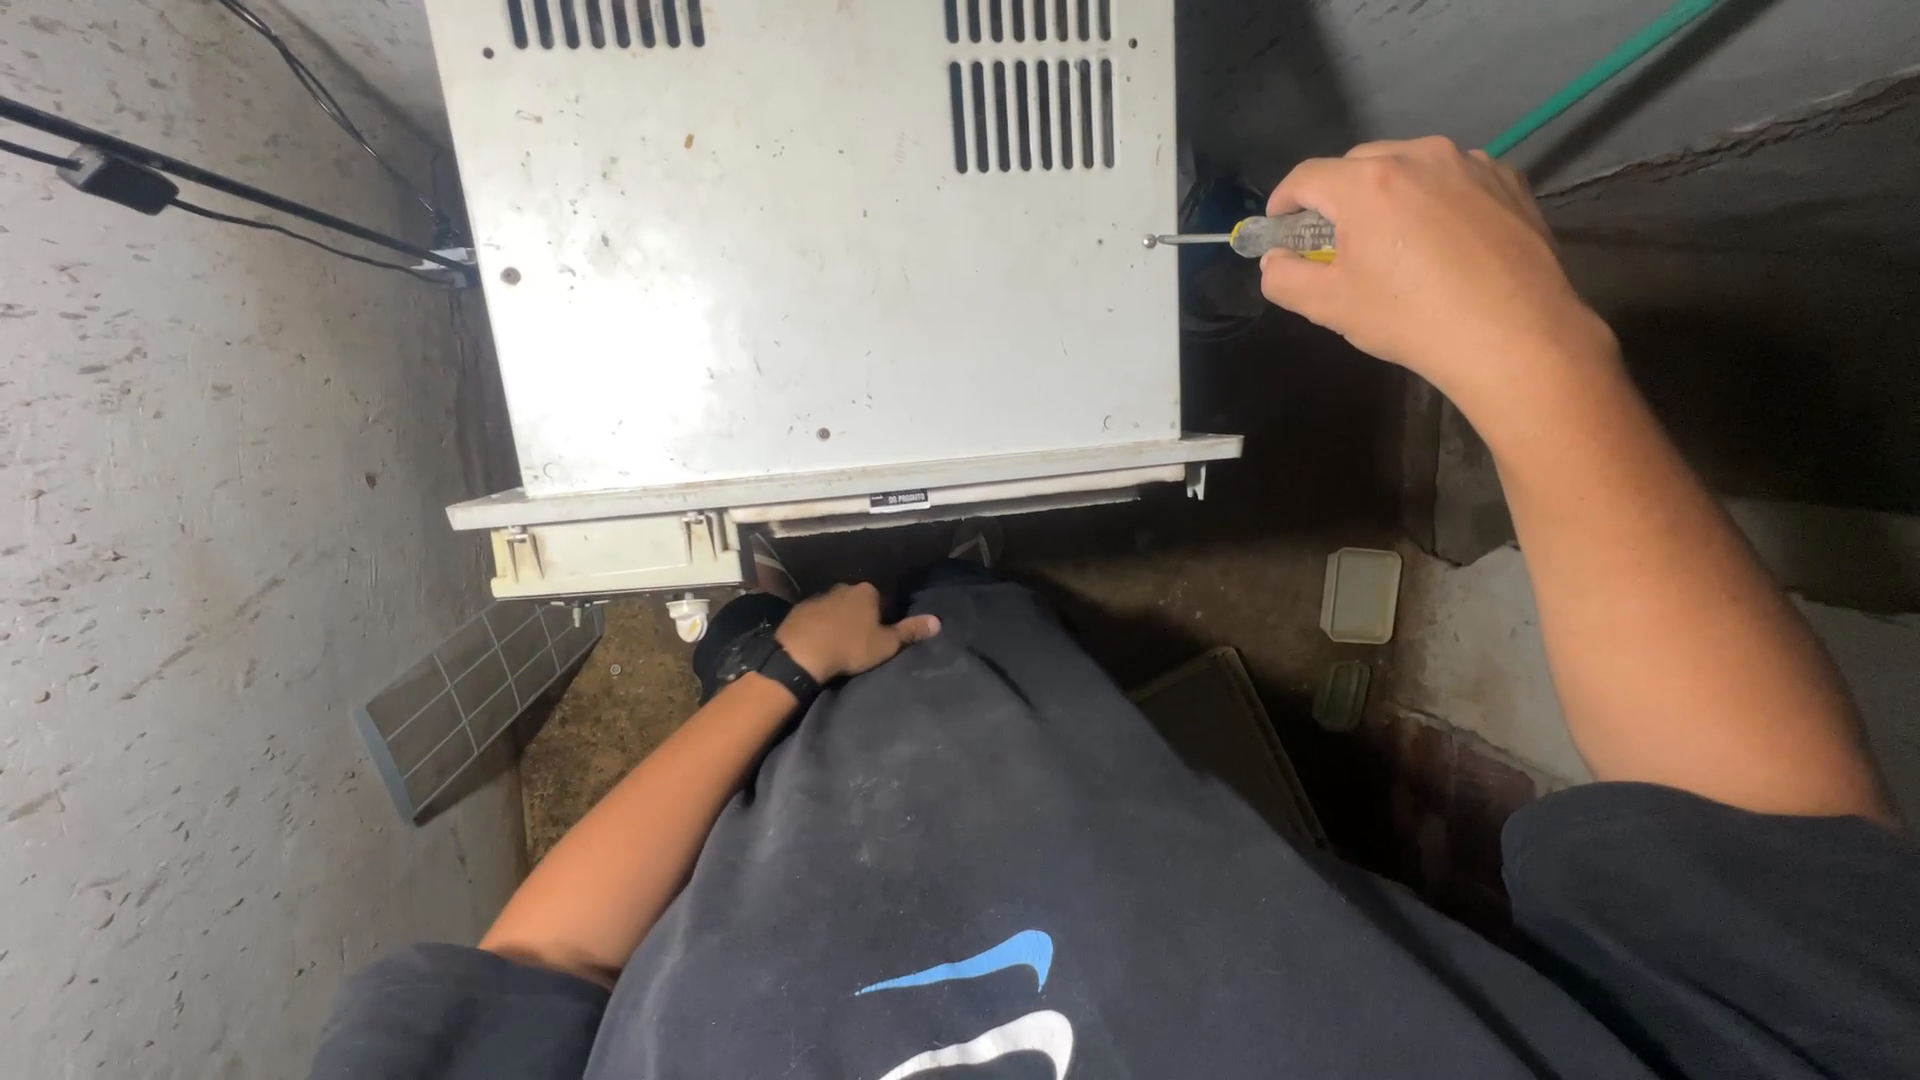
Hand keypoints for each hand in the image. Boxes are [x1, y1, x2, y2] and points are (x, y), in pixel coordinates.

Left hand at [774, 583, 940, 681]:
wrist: (802, 653)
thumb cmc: (851, 647)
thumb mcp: (886, 644)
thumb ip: (911, 631)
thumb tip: (937, 621)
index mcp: (868, 591)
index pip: (882, 600)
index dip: (883, 618)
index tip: (880, 636)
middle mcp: (844, 587)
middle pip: (858, 601)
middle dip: (860, 617)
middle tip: (860, 641)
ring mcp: (819, 596)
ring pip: (836, 607)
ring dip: (838, 621)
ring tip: (839, 644)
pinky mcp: (800, 609)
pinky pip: (816, 616)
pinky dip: (820, 626)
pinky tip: (819, 643)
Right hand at [1258, 137, 1617, 407]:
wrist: (1511, 334)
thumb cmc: (1408, 318)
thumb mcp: (1327, 306)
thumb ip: (1283, 277)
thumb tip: (1275, 260)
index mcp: (1367, 183)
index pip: (1305, 176)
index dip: (1282, 201)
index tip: (1278, 228)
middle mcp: (1418, 155)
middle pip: (1356, 164)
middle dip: (1335, 197)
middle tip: (1333, 240)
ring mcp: (1469, 162)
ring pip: (1407, 165)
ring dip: (1385, 193)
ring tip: (1390, 239)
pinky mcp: (1507, 179)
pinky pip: (1452, 178)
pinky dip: (1431, 198)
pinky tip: (1438, 241)